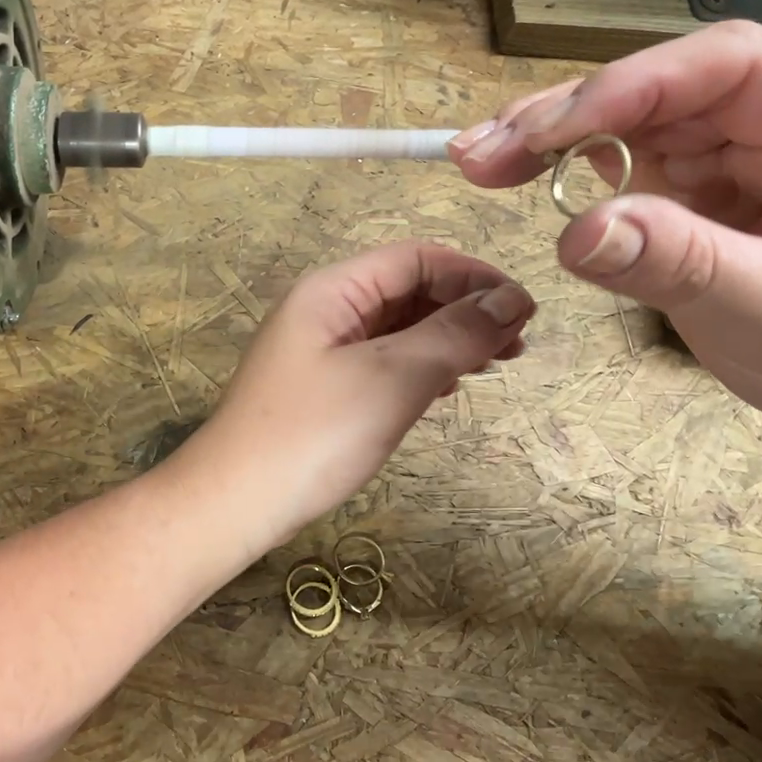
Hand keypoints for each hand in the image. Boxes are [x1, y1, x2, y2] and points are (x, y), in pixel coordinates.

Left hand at [167, 242, 534, 550]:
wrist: (237, 502)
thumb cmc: (313, 433)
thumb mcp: (392, 378)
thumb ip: (453, 334)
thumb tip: (510, 301)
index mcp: (332, 290)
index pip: (415, 259)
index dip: (474, 277)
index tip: (525, 312)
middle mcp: (324, 311)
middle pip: (406, 290)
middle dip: (464, 309)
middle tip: (517, 346)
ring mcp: (320, 351)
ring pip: (397, 329)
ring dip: (447, 340)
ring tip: (494, 365)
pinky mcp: (322, 390)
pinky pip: (381, 362)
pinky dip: (420, 368)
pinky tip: (445, 388)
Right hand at [447, 21, 761, 436]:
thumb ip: (679, 265)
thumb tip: (575, 233)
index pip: (732, 67)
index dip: (633, 87)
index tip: (546, 133)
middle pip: (664, 85)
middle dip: (566, 113)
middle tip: (479, 153)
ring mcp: (732, 150)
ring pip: (628, 115)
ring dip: (546, 134)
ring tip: (475, 160)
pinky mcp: (692, 182)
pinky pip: (618, 157)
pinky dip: (559, 164)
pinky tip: (511, 171)